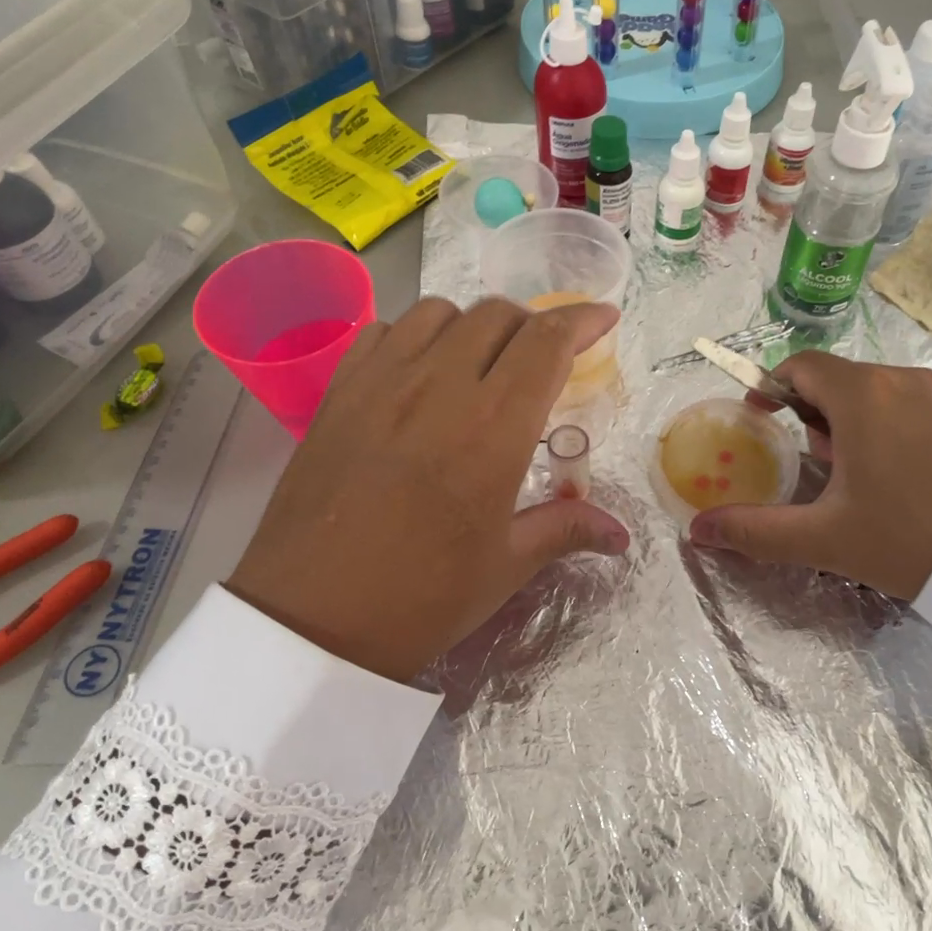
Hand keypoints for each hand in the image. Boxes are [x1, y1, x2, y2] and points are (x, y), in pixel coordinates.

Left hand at [227, 297, 630, 682]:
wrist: (309, 618)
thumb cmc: (421, 597)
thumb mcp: (505, 566)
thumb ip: (566, 529)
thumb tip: (622, 534)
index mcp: (494, 427)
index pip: (547, 342)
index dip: (582, 320)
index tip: (604, 318)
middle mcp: (440, 386)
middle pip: (498, 315)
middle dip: (534, 325)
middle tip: (544, 360)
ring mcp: (382, 383)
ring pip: (440, 312)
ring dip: (474, 326)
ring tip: (482, 362)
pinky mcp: (339, 393)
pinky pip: (384, 332)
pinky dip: (415, 336)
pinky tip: (419, 373)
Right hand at [689, 351, 931, 599]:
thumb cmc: (911, 539)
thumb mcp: (826, 539)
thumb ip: (755, 531)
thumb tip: (698, 531)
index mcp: (863, 396)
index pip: (802, 366)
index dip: (773, 386)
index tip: (760, 418)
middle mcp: (903, 379)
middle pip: (841, 379)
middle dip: (814, 413)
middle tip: (814, 462)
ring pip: (881, 392)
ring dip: (855, 421)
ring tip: (859, 476)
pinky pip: (917, 405)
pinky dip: (894, 426)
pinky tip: (905, 477)